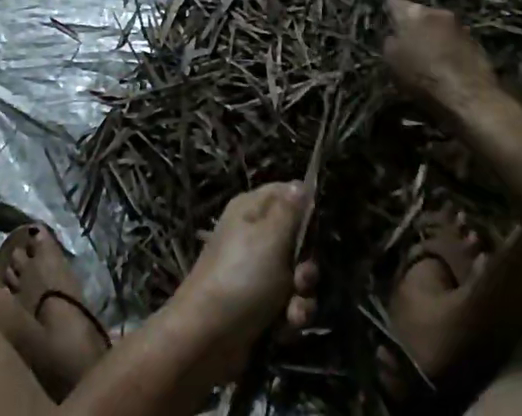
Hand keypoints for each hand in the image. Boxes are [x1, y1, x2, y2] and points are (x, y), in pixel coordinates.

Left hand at [170, 183, 319, 377]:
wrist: (206, 337)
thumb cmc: (242, 276)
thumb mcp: (271, 236)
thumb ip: (290, 210)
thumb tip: (301, 184)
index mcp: (251, 210)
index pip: (286, 193)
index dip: (305, 209)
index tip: (314, 229)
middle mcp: (253, 236)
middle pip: (297, 239)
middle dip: (306, 264)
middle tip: (301, 278)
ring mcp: (255, 271)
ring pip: (295, 275)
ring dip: (301, 296)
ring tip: (294, 312)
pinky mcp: (258, 303)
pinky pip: (287, 302)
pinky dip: (290, 315)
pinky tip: (285, 327)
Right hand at [382, 0, 501, 112]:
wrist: (468, 95)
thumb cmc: (422, 76)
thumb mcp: (391, 61)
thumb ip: (390, 42)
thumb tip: (395, 37)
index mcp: (412, 13)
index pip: (393, 3)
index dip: (389, 15)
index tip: (389, 28)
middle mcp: (437, 12)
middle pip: (419, 13)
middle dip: (414, 25)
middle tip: (409, 44)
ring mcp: (459, 25)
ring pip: (439, 26)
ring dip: (434, 36)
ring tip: (430, 57)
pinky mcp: (476, 42)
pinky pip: (455, 40)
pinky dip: (449, 48)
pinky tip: (448, 65)